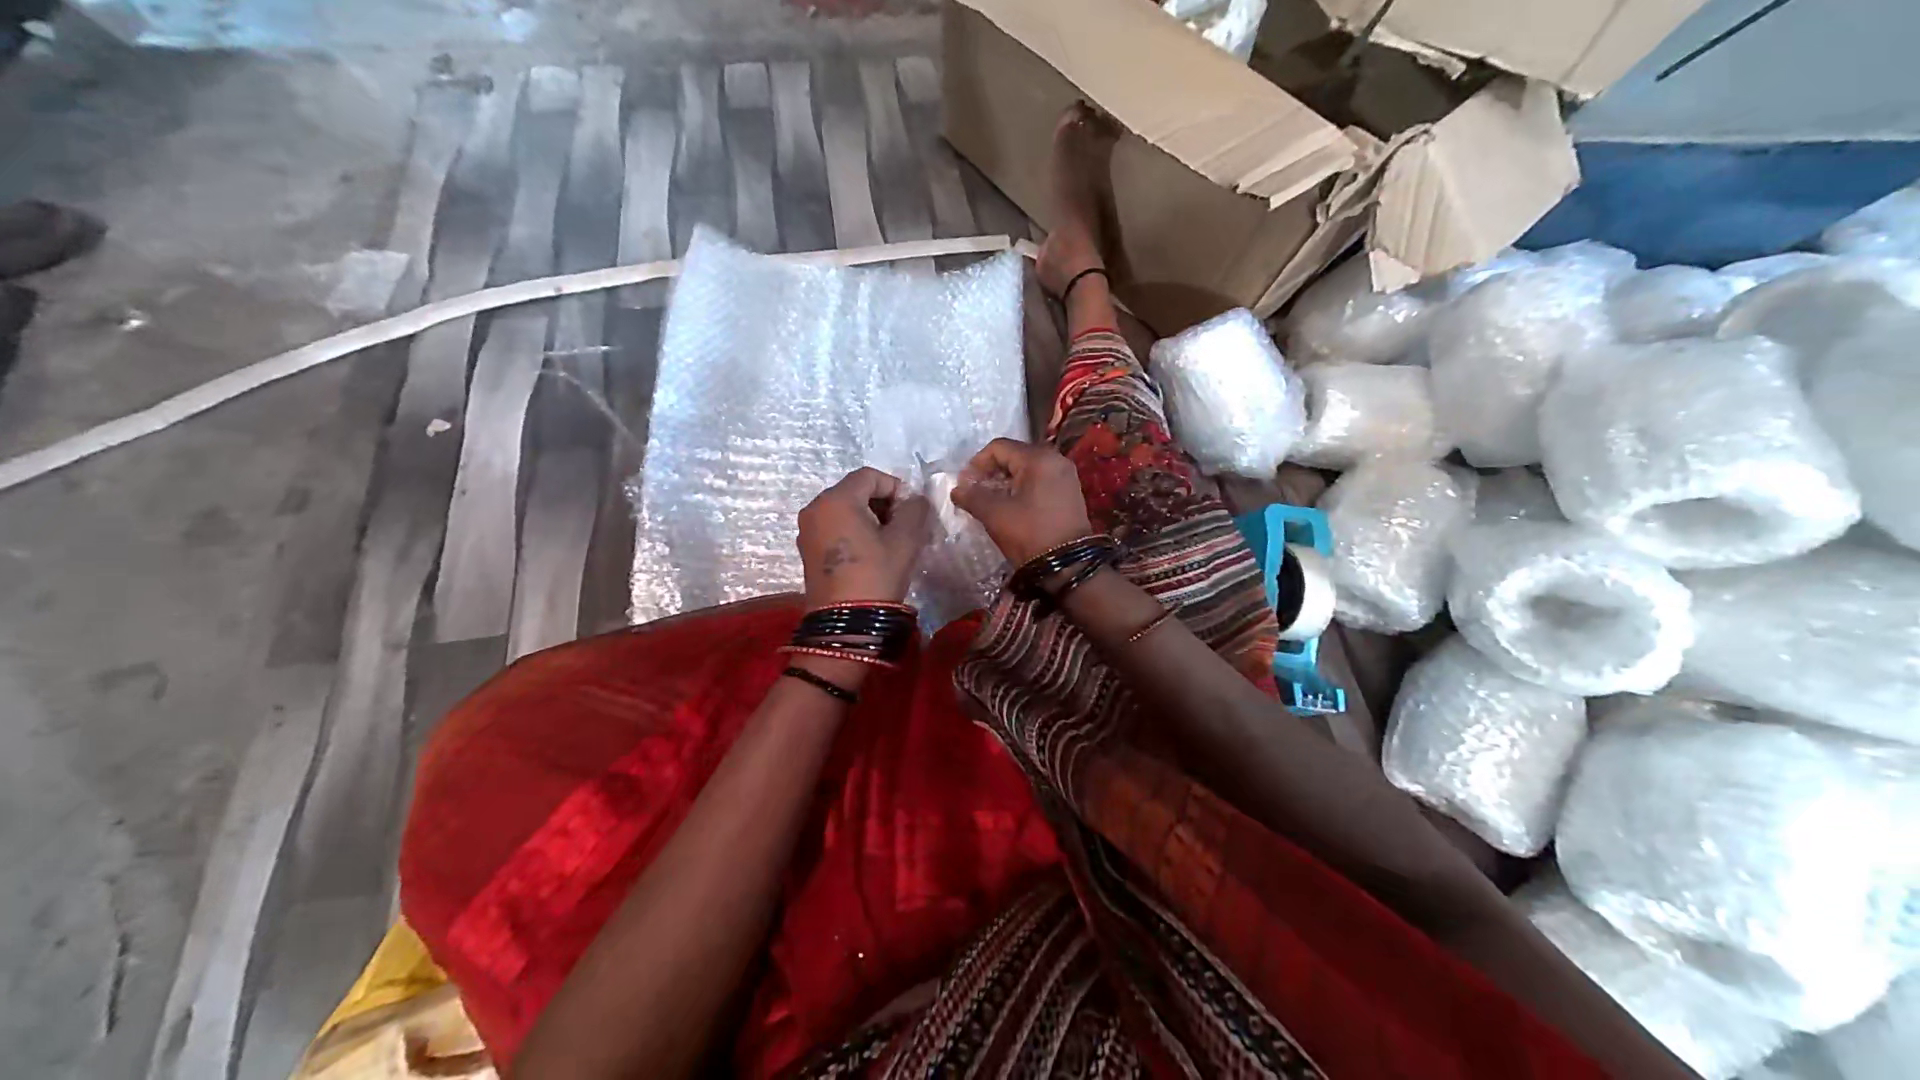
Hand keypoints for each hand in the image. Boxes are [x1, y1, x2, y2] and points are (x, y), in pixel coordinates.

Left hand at [797, 467, 932, 607]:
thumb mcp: (905, 539)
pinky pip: (833, 527)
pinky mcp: (807, 550)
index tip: (911, 511)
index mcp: (836, 499)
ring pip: (844, 509)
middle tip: (903, 526)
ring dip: (869, 517)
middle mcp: (815, 508)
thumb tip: (914, 501)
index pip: (870, 476)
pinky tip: (870, 552)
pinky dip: (853, 530)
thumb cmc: (876, 574)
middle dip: (882, 502)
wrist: (845, 622)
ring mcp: (807, 530)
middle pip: (854, 490)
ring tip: (889, 541)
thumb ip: (914, 510)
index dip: (896, 487)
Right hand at [950, 438, 1094, 564]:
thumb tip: (957, 489)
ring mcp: (1065, 476)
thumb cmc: (1030, 533)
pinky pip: (1039, 481)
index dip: (976, 463)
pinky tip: (1009, 506)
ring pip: (1026, 469)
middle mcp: (1055, 460)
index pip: (999, 448)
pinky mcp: (1068, 492)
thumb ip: (972, 496)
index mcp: (1038, 459)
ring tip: (989, 501)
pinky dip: (1020, 489)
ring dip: (1004, 481)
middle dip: (990, 472)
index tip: (965, 485)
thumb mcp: (995, 514)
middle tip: (974, 492)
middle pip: (1014, 456)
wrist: (1068, 566)